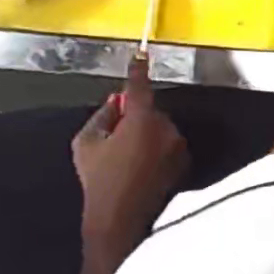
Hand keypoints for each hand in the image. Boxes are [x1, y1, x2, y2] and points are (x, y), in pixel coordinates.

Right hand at [72, 56, 189, 259]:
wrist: (123, 217)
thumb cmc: (100, 179)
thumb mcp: (87, 142)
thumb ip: (104, 115)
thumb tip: (118, 101)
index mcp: (143, 119)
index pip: (140, 87)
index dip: (138, 71)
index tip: (140, 55)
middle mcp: (169, 129)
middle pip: (152, 111)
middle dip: (137, 117)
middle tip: (115, 137)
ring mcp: (180, 146)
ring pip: (162, 129)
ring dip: (148, 134)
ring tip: (126, 158)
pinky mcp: (186, 162)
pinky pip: (169, 146)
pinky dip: (157, 149)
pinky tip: (141, 167)